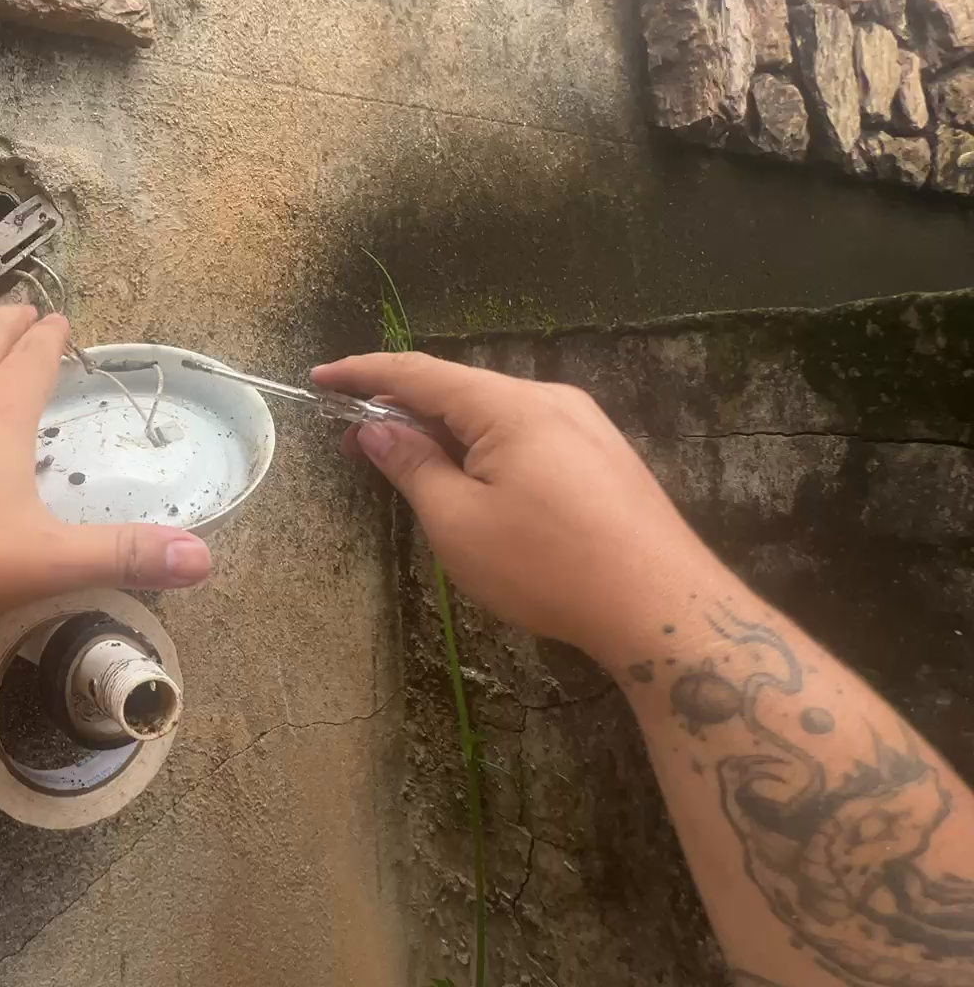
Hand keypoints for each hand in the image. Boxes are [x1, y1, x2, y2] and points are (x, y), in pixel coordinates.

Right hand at [312, 352, 728, 659]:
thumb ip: (411, 465)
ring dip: (434, 429)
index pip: (417, 373)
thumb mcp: (456, 520)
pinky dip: (470, 444)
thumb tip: (377, 429)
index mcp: (511, 407)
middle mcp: (549, 400)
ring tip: (398, 461)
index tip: (319, 377)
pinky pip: (515, 432)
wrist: (666, 614)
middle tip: (350, 441)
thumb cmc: (546, 565)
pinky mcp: (596, 456)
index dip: (361, 372)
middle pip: (454, 389)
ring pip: (485, 412)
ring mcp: (580, 426)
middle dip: (395, 408)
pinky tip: (457, 473)